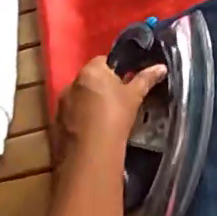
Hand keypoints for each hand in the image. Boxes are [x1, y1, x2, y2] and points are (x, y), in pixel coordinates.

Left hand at [52, 59, 166, 171]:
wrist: (90, 155)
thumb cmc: (115, 117)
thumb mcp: (134, 96)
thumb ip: (146, 79)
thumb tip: (162, 67)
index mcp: (90, 71)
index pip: (102, 60)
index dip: (115, 69)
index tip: (125, 81)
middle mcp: (71, 84)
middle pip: (89, 80)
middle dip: (100, 87)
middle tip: (117, 100)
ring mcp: (60, 106)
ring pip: (78, 99)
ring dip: (88, 104)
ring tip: (104, 119)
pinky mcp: (54, 126)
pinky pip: (70, 117)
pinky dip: (79, 121)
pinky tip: (91, 133)